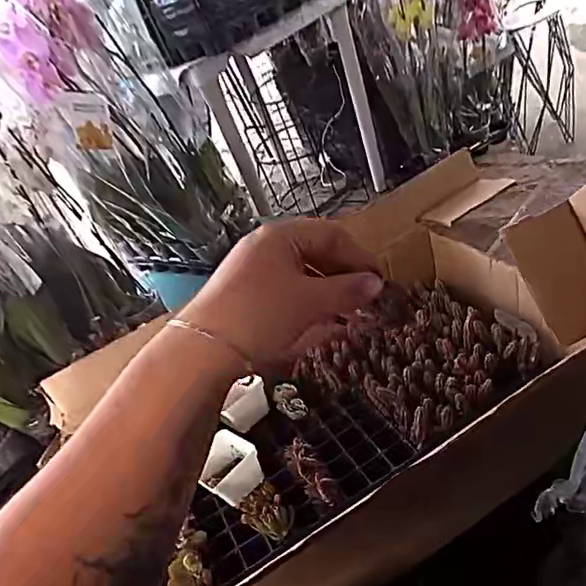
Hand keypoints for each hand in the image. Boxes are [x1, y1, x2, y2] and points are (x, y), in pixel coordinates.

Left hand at [174, 218, 383, 371]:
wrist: (205, 350)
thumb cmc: (258, 315)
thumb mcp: (311, 301)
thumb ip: (348, 290)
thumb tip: (375, 284)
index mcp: (281, 237)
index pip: (333, 235)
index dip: (360, 257)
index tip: (380, 281)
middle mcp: (268, 250)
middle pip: (320, 256)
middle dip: (347, 278)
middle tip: (369, 300)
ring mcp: (258, 275)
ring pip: (307, 278)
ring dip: (333, 296)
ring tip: (354, 316)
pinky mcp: (252, 301)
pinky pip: (293, 297)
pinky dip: (314, 308)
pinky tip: (328, 326)